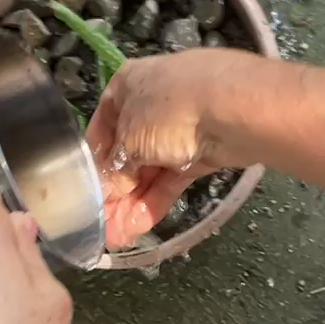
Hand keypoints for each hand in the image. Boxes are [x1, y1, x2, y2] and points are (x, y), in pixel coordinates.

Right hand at [86, 48, 268, 247]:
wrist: (236, 108)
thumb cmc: (170, 112)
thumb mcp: (130, 141)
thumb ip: (116, 170)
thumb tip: (107, 191)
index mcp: (126, 86)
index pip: (102, 129)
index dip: (94, 164)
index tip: (87, 194)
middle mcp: (151, 105)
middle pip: (128, 156)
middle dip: (115, 194)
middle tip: (103, 227)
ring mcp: (180, 129)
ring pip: (151, 171)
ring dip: (133, 204)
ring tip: (119, 237)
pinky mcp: (202, 152)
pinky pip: (172, 179)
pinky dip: (157, 200)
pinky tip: (140, 225)